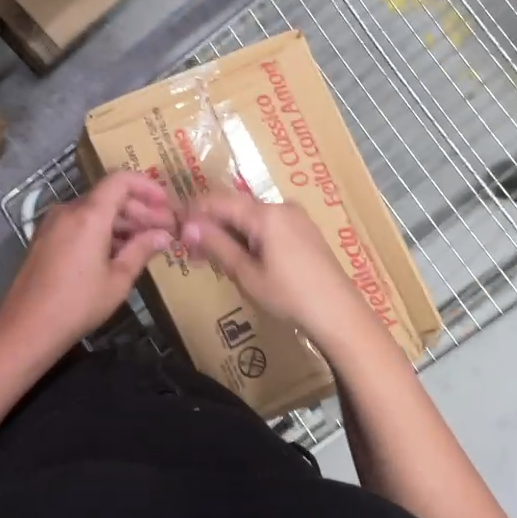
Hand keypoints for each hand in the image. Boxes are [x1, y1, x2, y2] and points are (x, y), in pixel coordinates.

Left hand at [0, 172, 176, 354]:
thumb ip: (141, 250)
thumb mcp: (118, 279)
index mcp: (89, 214)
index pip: (121, 180)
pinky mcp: (45, 237)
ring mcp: (53, 222)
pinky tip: (117, 252)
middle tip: (164, 230)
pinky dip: (101, 229)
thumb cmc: (77, 303)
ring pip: (94, 210)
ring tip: (144, 243)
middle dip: (139, 209)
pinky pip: (79, 222)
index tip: (166, 203)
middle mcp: (69, 209)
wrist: (26, 326)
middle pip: (109, 195)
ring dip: (121, 221)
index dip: (147, 186)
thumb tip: (163, 235)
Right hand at [179, 194, 372, 345]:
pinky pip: (268, 225)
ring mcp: (296, 217)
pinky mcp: (304, 231)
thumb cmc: (290, 296)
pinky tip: (240, 257)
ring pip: (251, 217)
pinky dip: (249, 236)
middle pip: (235, 207)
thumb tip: (187, 226)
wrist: (340, 315)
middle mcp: (281, 207)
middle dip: (211, 225)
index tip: (176, 230)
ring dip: (229, 232)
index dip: (194, 213)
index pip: (218, 201)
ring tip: (211, 256)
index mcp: (265, 214)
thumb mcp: (247, 274)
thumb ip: (216, 245)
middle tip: (189, 250)